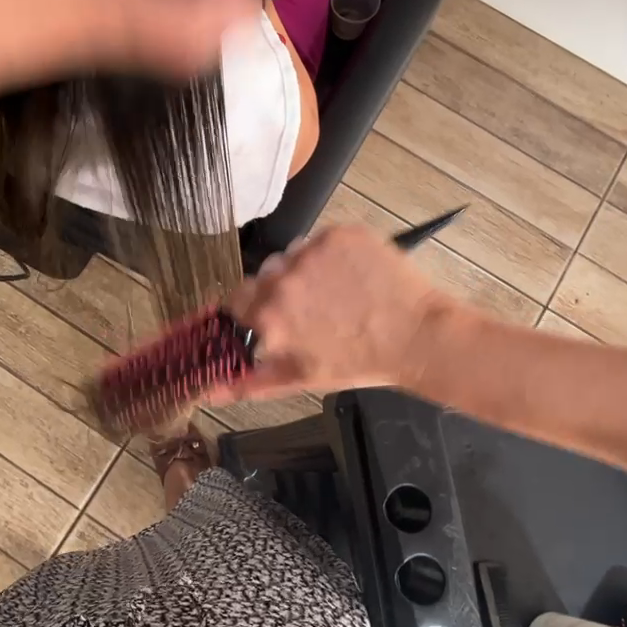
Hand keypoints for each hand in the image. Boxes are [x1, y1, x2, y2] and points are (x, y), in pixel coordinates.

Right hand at [213, 226, 463, 401]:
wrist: (417, 336)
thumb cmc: (360, 362)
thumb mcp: (300, 378)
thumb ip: (248, 384)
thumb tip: (208, 392)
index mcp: (268, 313)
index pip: (237, 298)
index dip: (252, 308)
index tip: (270, 315)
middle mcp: (283, 277)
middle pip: (265, 274)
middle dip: (280, 289)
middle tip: (310, 307)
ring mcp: (312, 251)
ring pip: (293, 255)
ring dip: (304, 269)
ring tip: (335, 292)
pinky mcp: (340, 234)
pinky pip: (322, 239)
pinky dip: (332, 254)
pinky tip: (352, 275)